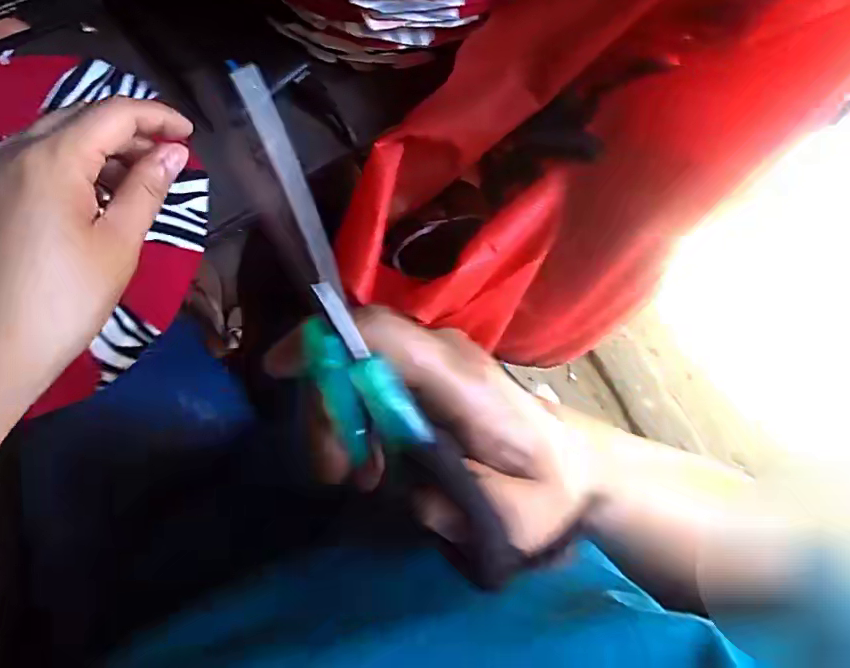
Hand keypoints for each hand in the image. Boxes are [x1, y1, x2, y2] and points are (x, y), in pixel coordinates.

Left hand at [0, 96, 192, 431]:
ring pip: (50, 138)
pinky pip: (25, 162)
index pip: (112, 113)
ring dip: (96, 150)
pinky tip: (86, 201)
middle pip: (78, 118)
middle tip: (164, 159)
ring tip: (132, 184)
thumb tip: (173, 151)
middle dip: (127, 131)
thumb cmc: (56, 307)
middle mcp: (6, 153)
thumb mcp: (117, 246)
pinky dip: (65, 167)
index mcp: (47, 159)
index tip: (188, 134)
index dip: (157, 116)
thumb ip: (148, 188)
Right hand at [268, 307, 599, 553]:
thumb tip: (416, 494)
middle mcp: (443, 353)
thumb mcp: (523, 515)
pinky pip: (375, 375)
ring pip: (360, 362)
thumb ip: (468, 505)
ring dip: (341, 417)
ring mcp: (435, 357)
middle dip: (327, 406)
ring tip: (358, 476)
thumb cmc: (548, 487)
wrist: (571, 463)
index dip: (327, 340)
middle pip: (357, 348)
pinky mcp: (429, 372)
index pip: (384, 333)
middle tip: (331, 472)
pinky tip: (374, 462)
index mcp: (461, 377)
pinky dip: (359, 416)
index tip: (278, 366)